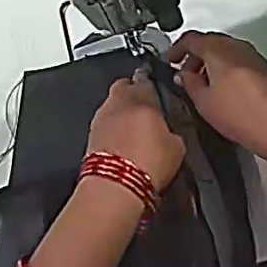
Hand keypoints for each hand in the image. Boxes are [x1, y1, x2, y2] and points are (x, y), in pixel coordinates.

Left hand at [87, 71, 185, 192]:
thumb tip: (167, 132)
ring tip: (132, 125)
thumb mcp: (177, 147)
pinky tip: (121, 140)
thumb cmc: (148, 163)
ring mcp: (101, 118)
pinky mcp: (90, 135)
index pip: (145, 79)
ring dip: (120, 110)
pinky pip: (103, 123)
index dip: (149, 82)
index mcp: (142, 98)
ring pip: (111, 104)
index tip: (153, 86)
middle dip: (131, 90)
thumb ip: (171, 131)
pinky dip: (112, 126)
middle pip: (122, 86)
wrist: (114, 186)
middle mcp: (118, 102)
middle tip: (142, 103)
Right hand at [166, 31, 266, 161]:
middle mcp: (237, 47)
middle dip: (193, 55)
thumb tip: (184, 75)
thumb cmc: (245, 116)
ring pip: (224, 49)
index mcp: (219, 50)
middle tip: (183, 72)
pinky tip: (222, 88)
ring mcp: (252, 55)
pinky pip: (238, 59)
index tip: (170, 59)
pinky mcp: (262, 67)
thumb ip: (189, 82)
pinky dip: (225, 67)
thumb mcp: (203, 102)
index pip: (191, 39)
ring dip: (210, 62)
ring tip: (202, 84)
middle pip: (209, 41)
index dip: (176, 49)